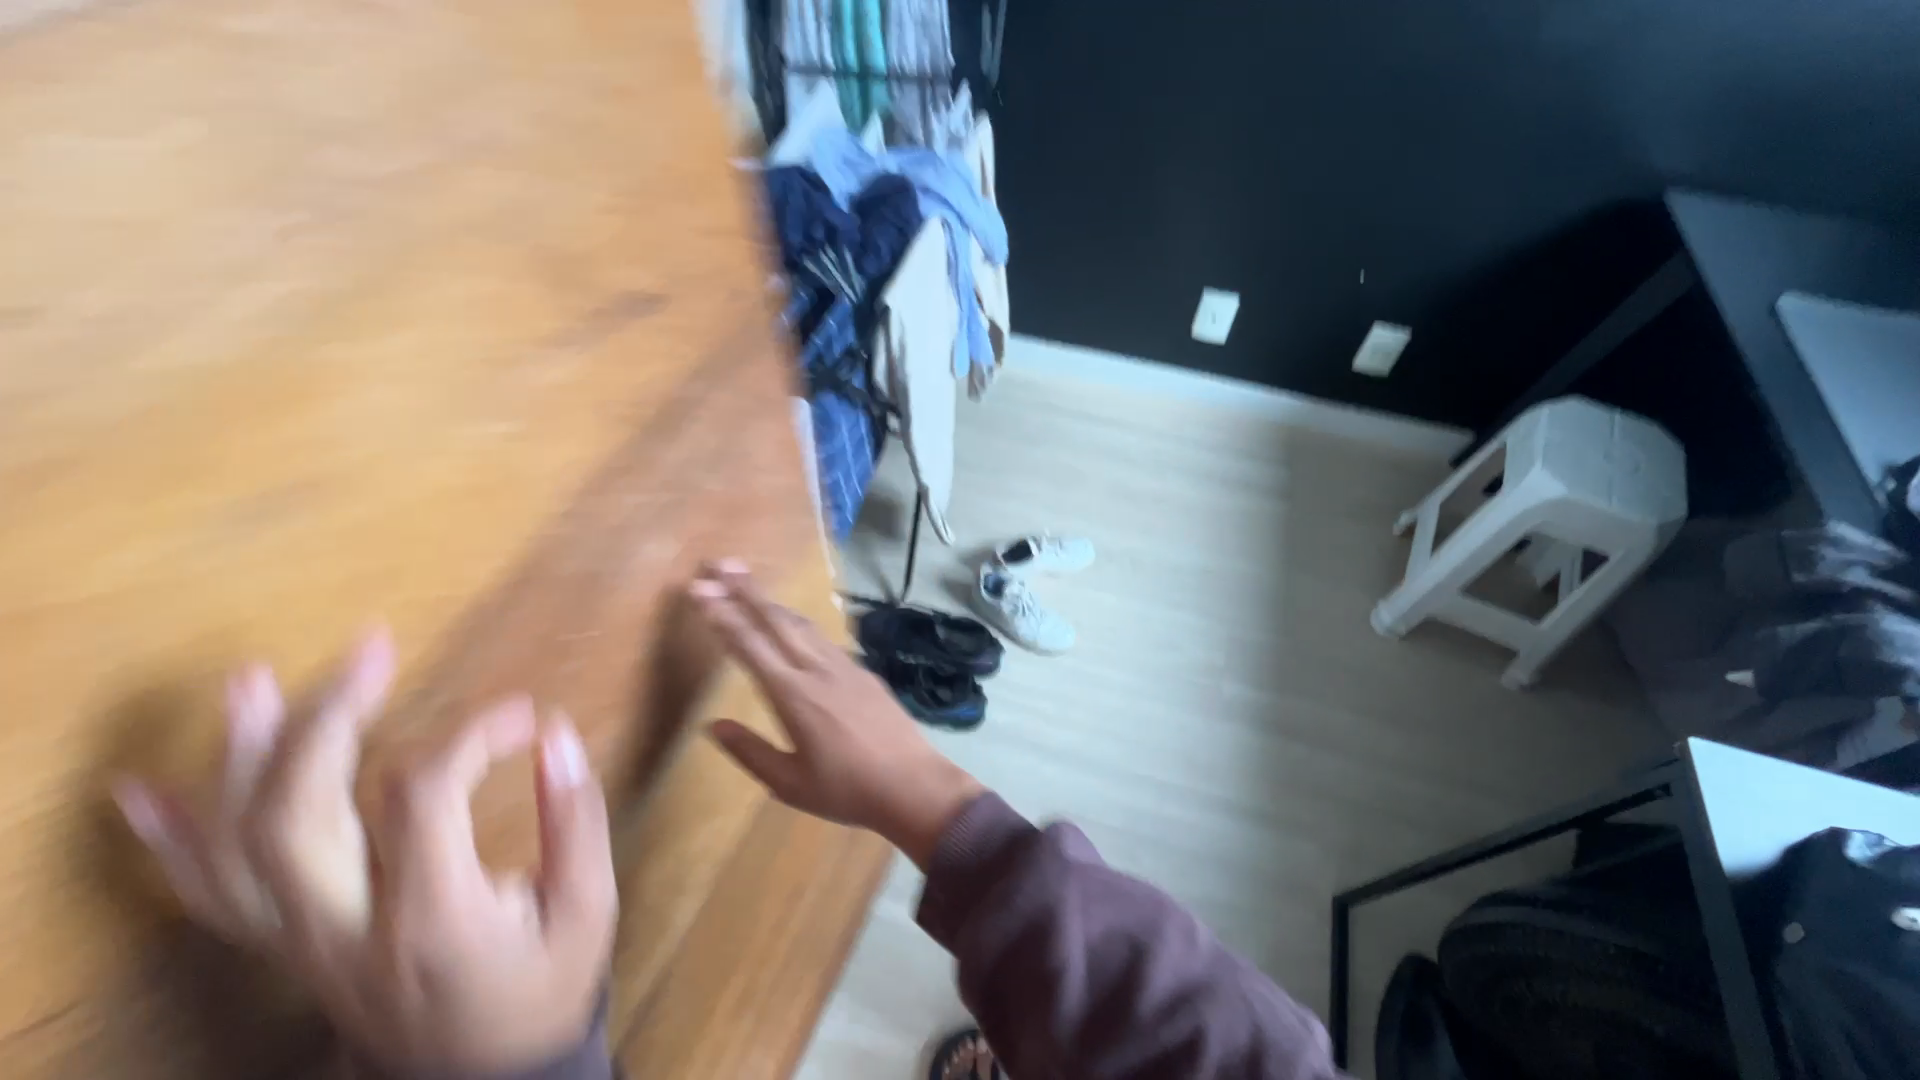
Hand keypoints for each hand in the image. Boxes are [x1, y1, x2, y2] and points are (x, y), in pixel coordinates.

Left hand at [112, 630, 618, 1075]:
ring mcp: (301, 941)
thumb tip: (553, 736)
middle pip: (297, 815)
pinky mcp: (287, 944)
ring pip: (238, 847)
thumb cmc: (542, 986)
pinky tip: (142, 792)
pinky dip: (172, 840)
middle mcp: (346, 927)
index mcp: (432, 918)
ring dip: (239, 757)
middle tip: (372, 647)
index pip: (424, 796)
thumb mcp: (587, 909)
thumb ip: (575, 821)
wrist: (483, 1077)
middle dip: (328, 718)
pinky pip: (210, 895)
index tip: (523, 716)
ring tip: (251, 680)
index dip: (473, 736)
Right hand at [688, 561, 983, 868]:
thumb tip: (713, 726)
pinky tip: (794, 627)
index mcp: (793, 696)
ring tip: (748, 587)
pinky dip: (799, 625)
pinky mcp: (866, 673)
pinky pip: (825, 639)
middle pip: (776, 620)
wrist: (914, 785)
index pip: (749, 645)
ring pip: (803, 625)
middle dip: (745, 589)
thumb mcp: (789, 783)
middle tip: (719, 564)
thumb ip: (749, 752)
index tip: (699, 589)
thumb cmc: (847, 791)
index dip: (721, 615)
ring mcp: (846, 667)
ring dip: (772, 603)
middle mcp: (818, 670)